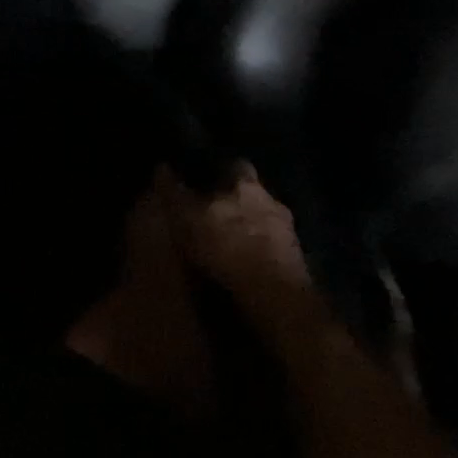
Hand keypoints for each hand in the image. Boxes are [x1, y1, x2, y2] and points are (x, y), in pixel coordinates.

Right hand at [173, 167, 315, 313]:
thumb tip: (162, 167)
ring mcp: (288, 232)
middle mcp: (273, 202)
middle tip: (209, 212)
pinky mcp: (295, 260)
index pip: (236, 165)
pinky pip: (269, 246)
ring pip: (262, 220)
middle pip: (250, 194)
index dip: (219, 170)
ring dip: (246, 227)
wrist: (272, 293)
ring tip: (222, 241)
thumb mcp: (184, 216)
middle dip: (233, 201)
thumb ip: (173, 191)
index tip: (203, 178)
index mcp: (247, 185)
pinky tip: (237, 261)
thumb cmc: (224, 244)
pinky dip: (254, 249)